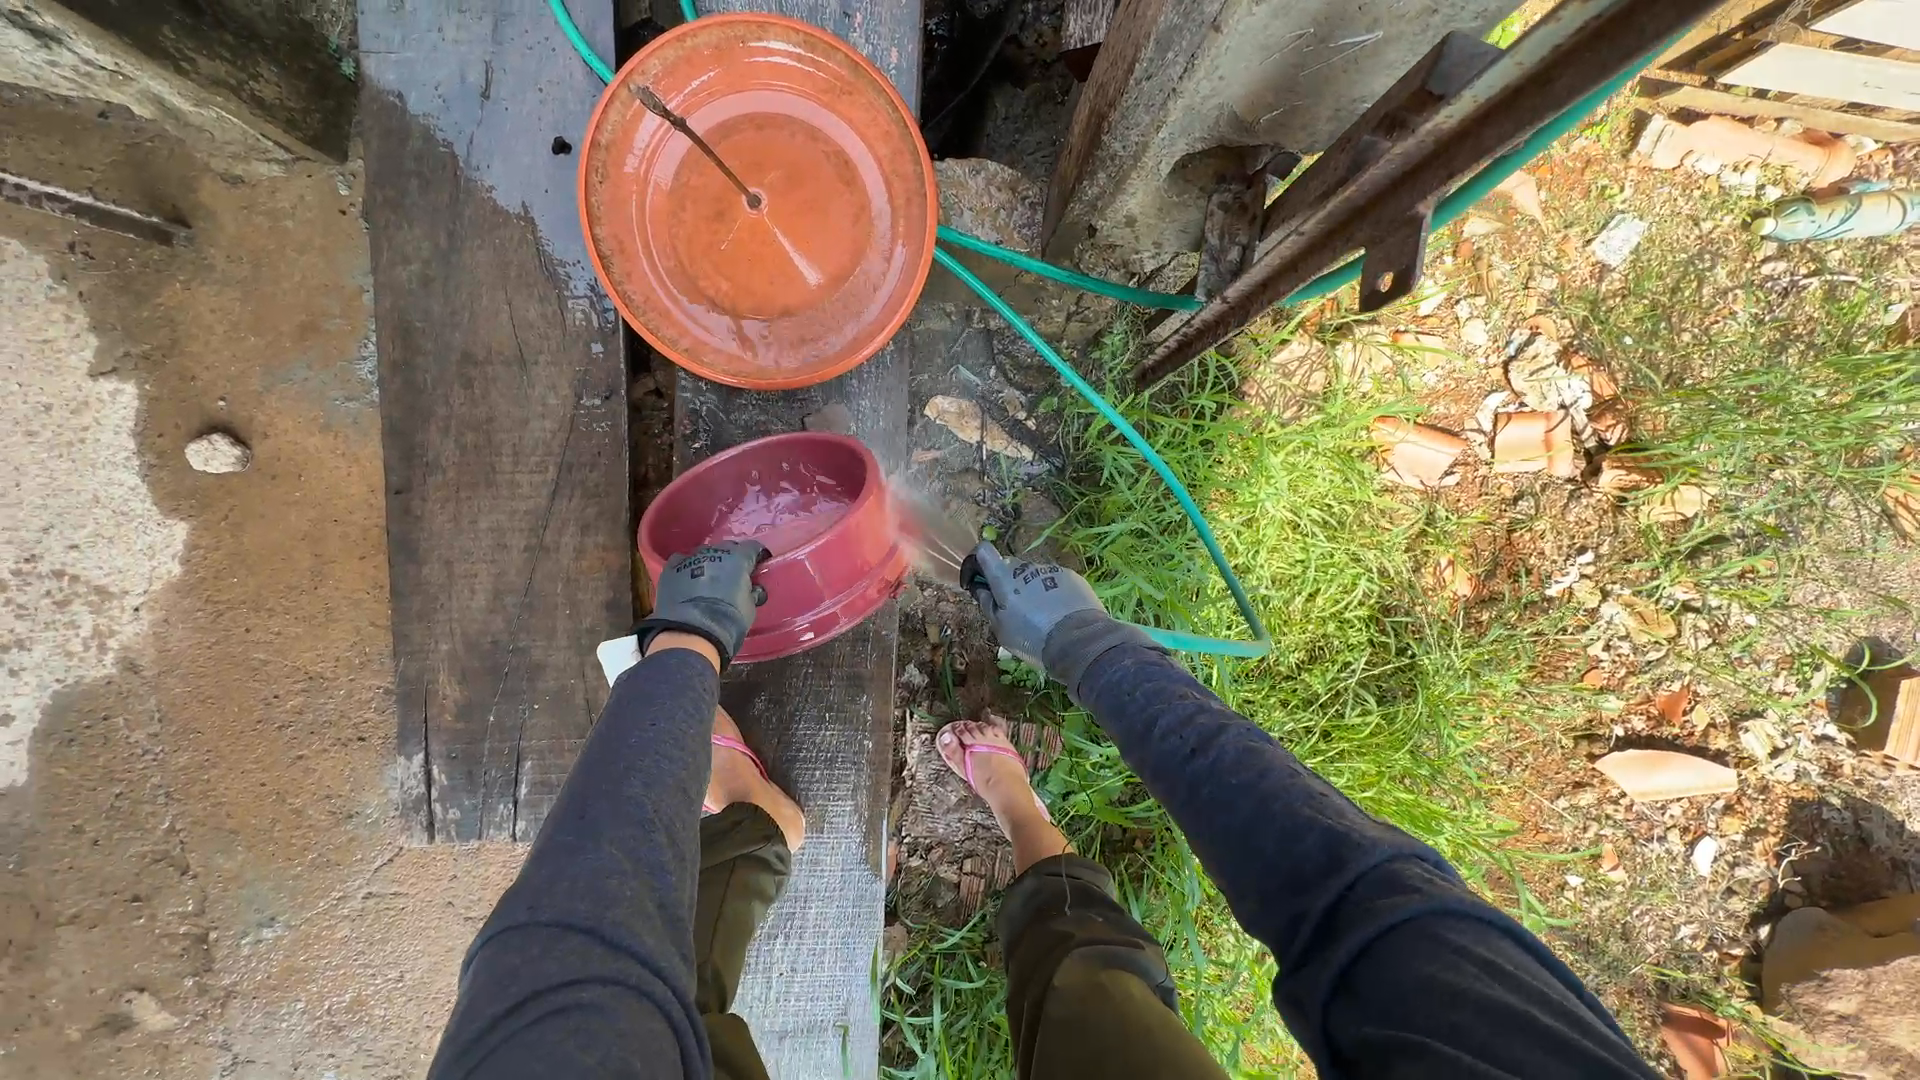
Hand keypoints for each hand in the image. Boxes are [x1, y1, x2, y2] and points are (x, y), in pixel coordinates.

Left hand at [638, 541, 768, 668]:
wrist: (691, 632)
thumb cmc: (728, 620)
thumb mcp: (750, 607)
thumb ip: (751, 592)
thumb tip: (750, 589)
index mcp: (739, 558)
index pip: (753, 548)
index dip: (757, 557)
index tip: (757, 567)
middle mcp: (715, 552)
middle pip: (727, 548)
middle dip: (732, 559)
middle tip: (733, 575)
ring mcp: (690, 557)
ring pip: (704, 553)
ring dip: (709, 563)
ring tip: (708, 579)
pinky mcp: (671, 568)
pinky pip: (681, 561)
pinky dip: (686, 568)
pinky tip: (687, 579)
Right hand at [961, 543, 1104, 665]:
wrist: (1078, 641)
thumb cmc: (1031, 637)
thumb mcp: (1000, 628)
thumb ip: (987, 604)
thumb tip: (980, 588)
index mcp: (1004, 577)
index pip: (984, 551)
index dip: (979, 561)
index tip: (981, 580)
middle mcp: (1026, 567)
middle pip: (1010, 567)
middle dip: (1008, 583)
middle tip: (1013, 609)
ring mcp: (1051, 570)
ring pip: (1033, 575)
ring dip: (1031, 588)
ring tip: (1041, 616)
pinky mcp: (1072, 577)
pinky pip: (1055, 580)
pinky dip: (1052, 592)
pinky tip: (1059, 613)